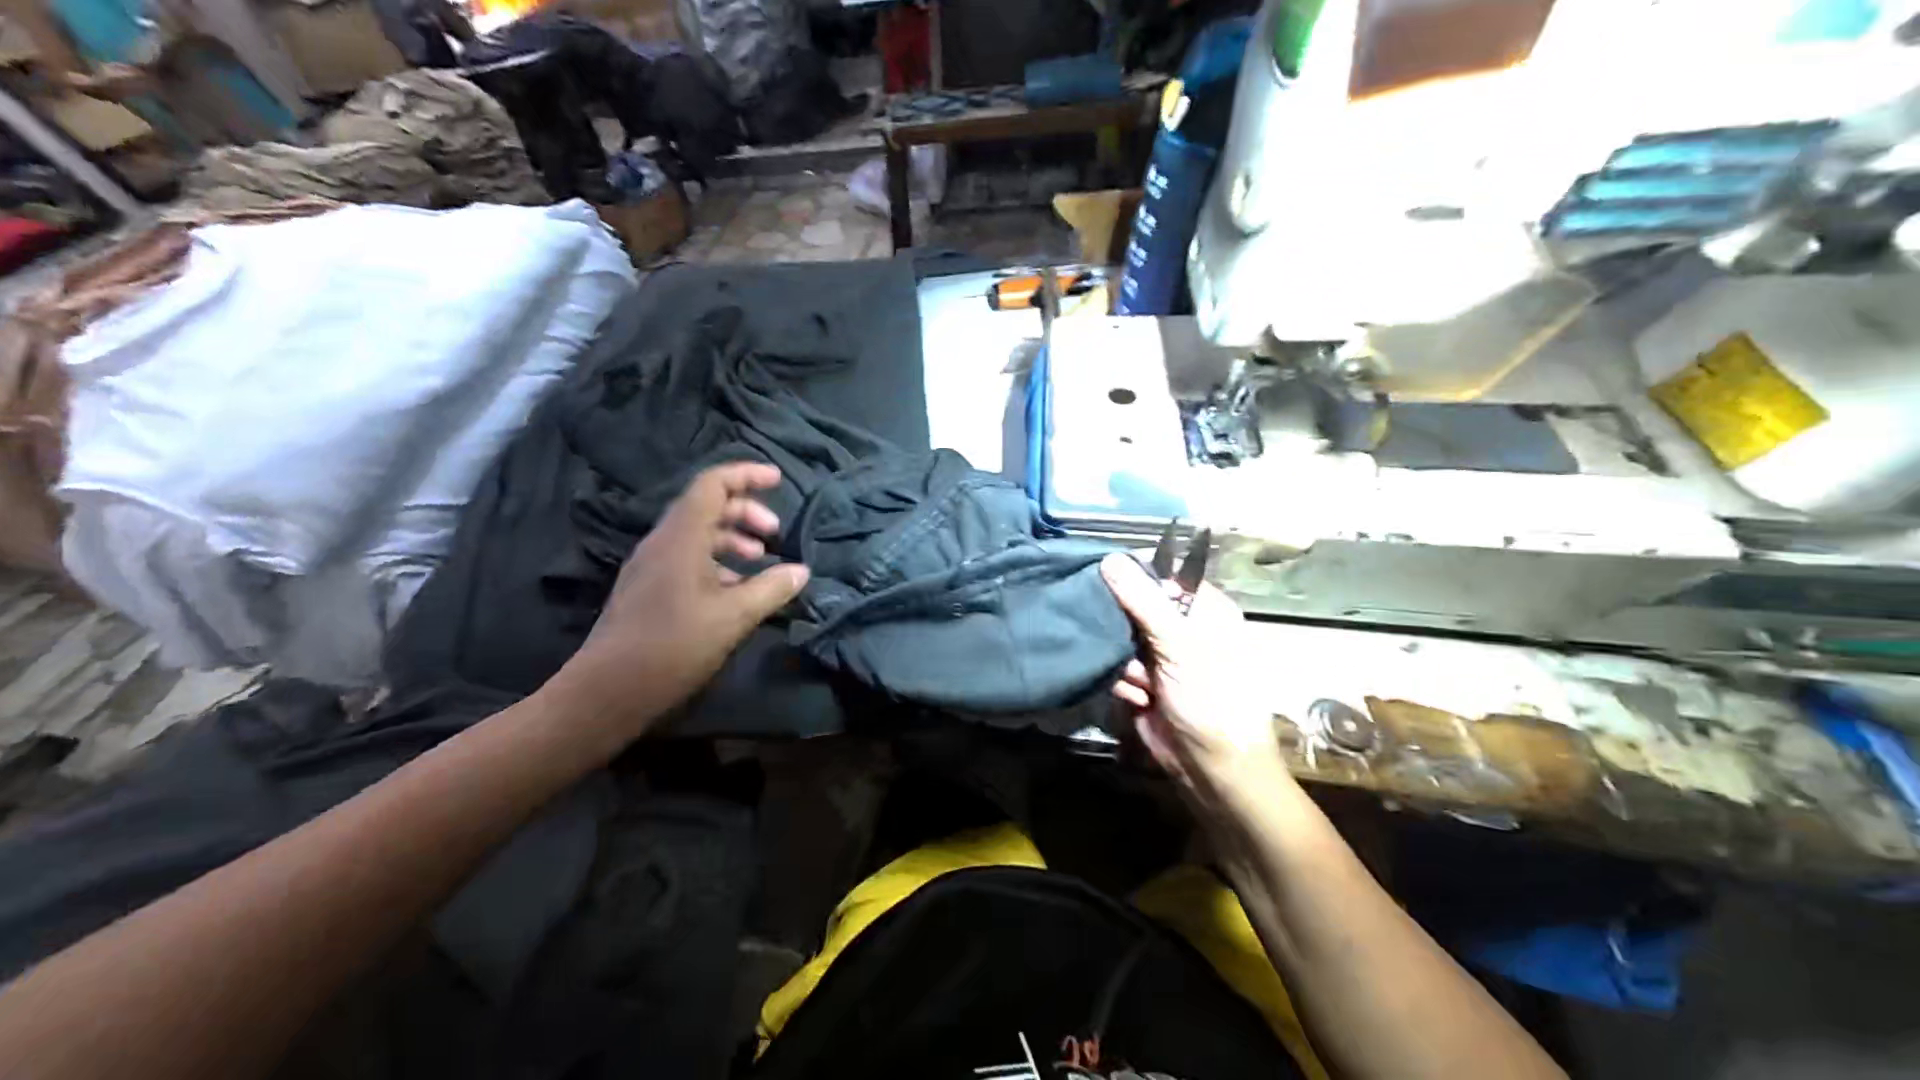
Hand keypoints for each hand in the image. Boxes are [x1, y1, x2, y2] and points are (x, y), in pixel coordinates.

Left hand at [549, 462, 810, 746]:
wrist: (607, 691)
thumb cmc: (673, 647)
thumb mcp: (733, 617)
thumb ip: (771, 589)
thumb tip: (801, 570)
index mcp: (681, 537)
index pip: (712, 485)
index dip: (746, 475)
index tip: (778, 480)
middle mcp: (663, 542)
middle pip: (707, 506)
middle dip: (745, 512)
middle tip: (774, 534)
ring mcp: (652, 566)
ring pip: (698, 535)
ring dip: (733, 539)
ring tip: (761, 562)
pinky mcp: (649, 589)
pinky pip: (688, 558)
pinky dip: (718, 563)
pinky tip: (737, 591)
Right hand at [1101, 553, 1290, 811]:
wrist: (1212, 768)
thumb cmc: (1211, 698)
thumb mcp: (1180, 643)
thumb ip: (1143, 600)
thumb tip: (1109, 558)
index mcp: (1204, 610)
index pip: (1160, 576)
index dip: (1132, 577)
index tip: (1104, 580)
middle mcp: (1182, 629)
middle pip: (1133, 607)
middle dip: (1123, 628)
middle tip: (1127, 642)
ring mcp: (1162, 658)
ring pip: (1119, 639)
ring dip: (1126, 663)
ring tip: (1144, 683)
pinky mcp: (1143, 684)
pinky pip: (1117, 669)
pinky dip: (1124, 684)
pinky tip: (1140, 699)